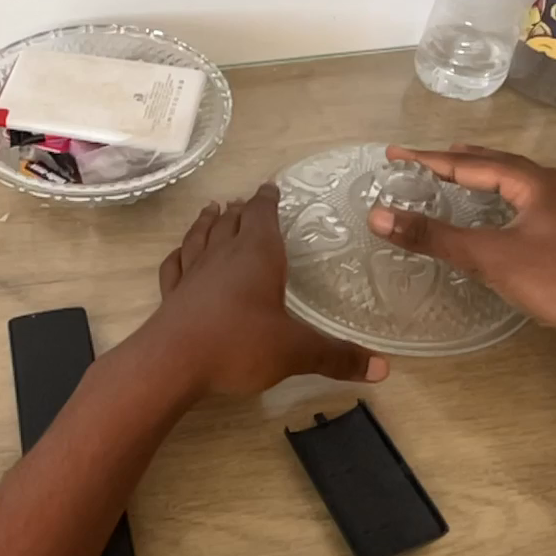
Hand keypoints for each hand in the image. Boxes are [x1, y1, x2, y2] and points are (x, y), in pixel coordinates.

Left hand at [139, 184, 387, 397]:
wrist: (173, 362)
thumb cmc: (239, 344)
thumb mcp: (296, 351)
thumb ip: (336, 356)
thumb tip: (383, 369)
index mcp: (256, 254)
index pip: (261, 214)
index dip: (267, 199)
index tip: (270, 187)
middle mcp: (222, 254)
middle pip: (230, 221)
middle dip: (239, 209)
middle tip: (243, 201)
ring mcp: (192, 272)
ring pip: (199, 236)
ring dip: (206, 221)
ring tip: (211, 210)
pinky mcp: (172, 294)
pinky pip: (174, 265)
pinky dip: (178, 254)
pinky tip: (178, 254)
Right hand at [367, 145, 555, 346]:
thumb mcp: (489, 257)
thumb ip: (433, 236)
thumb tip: (378, 216)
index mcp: (536, 183)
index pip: (471, 164)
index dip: (429, 159)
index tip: (395, 154)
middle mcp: (554, 189)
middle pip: (498, 166)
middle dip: (459, 161)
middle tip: (425, 160)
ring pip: (516, 186)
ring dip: (483, 179)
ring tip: (458, 177)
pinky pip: (526, 207)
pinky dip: (500, 202)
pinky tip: (495, 219)